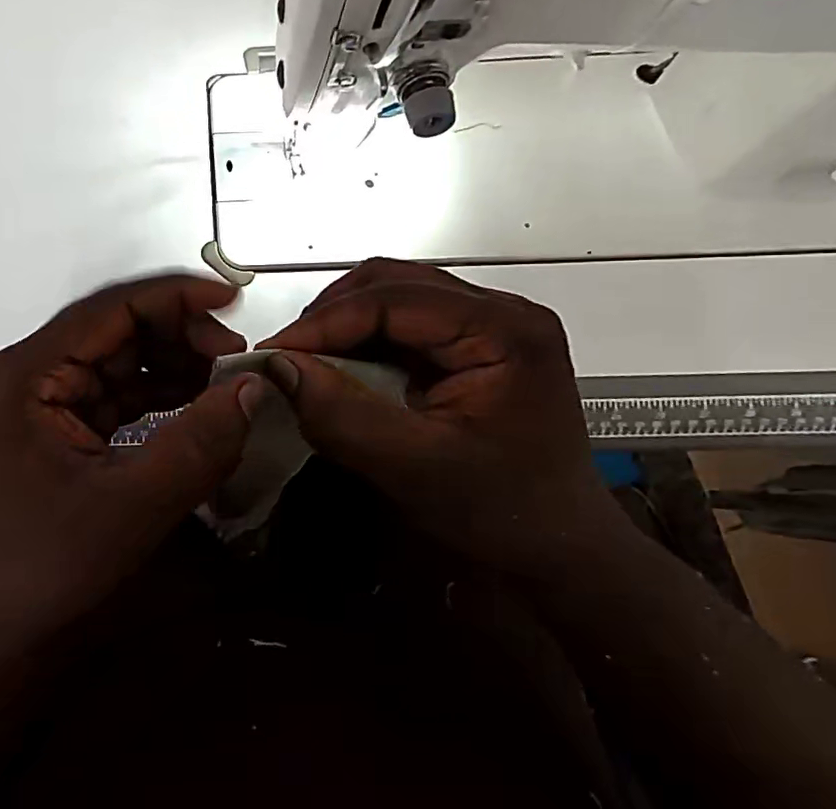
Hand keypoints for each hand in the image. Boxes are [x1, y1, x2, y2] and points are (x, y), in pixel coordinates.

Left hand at [0, 275, 263, 651]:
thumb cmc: (37, 567)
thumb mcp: (129, 505)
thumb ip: (198, 445)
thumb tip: (251, 390)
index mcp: (30, 374)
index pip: (111, 309)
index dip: (175, 297)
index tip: (231, 300)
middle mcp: (34, 374)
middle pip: (118, 329)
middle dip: (180, 335)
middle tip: (235, 357)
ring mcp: (47, 400)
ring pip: (123, 360)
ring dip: (175, 364)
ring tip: (226, 380)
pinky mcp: (63, 427)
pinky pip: (119, 394)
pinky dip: (161, 396)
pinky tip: (199, 405)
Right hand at [258, 259, 626, 573]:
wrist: (560, 552)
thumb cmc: (507, 515)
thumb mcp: (415, 469)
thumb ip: (343, 416)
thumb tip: (281, 368)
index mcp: (506, 331)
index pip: (393, 299)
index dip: (324, 322)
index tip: (274, 353)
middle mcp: (502, 313)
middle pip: (392, 284)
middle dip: (330, 316)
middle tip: (287, 355)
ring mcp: (487, 327)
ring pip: (391, 298)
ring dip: (341, 325)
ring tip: (306, 361)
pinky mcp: (470, 346)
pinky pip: (400, 325)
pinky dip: (359, 342)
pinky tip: (338, 369)